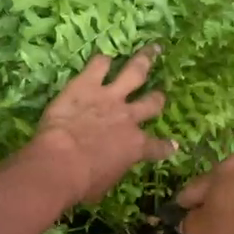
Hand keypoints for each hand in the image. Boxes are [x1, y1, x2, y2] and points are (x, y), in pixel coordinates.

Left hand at [27, 49, 175, 205]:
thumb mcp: (105, 184)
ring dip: (145, 60)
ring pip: (134, 72)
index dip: (166, 147)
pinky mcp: (86, 84)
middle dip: (158, 99)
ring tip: (153, 50)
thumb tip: (109, 168)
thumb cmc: (82, 183)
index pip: (157, 147)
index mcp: (136, 147)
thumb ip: (113, 169)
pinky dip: (102, 61)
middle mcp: (129, 118)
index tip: (173, 145)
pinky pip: (98, 65)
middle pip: (151, 104)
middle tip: (161, 94)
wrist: (61, 162)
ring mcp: (109, 97)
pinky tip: (103, 58)